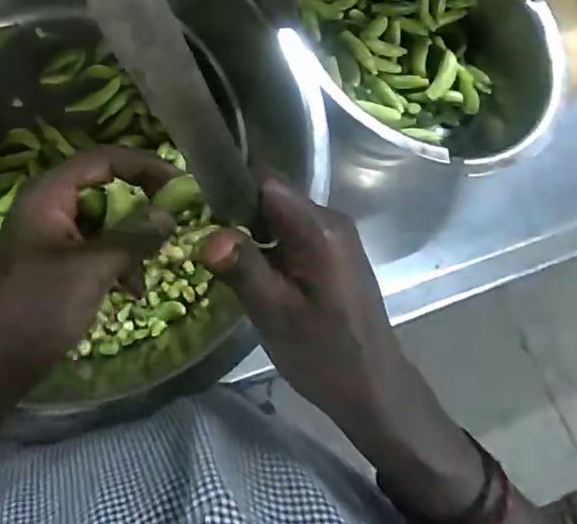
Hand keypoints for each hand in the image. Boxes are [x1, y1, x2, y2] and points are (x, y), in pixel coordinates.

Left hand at [0, 148, 179, 382]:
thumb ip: (133, 236)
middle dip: (141, 206)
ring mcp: (52, 232)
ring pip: (104, 218)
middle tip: (175, 221)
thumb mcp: (92, 268)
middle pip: (106, 187)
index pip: (104, 159)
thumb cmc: (39, 305)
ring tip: (149, 268)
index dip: (145, 166)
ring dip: (131, 240)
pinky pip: (96, 244)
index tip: (181, 183)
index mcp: (50, 192)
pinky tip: (132, 289)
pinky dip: (117, 260)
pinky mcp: (58, 259)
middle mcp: (50, 203)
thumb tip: (171, 214)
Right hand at [202, 176, 489, 516]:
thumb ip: (242, 269)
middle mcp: (330, 219)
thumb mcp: (276, 315)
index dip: (230, 188)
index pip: (265, 181)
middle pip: (271, 194)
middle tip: (203, 234)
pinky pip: (289, 229)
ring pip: (277, 212)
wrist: (377, 395)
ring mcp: (333, 234)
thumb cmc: (326, 356)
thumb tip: (206, 236)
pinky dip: (265, 240)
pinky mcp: (330, 250)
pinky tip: (248, 266)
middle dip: (235, 208)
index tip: (199, 208)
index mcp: (320, 228)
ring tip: (219, 252)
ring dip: (249, 226)